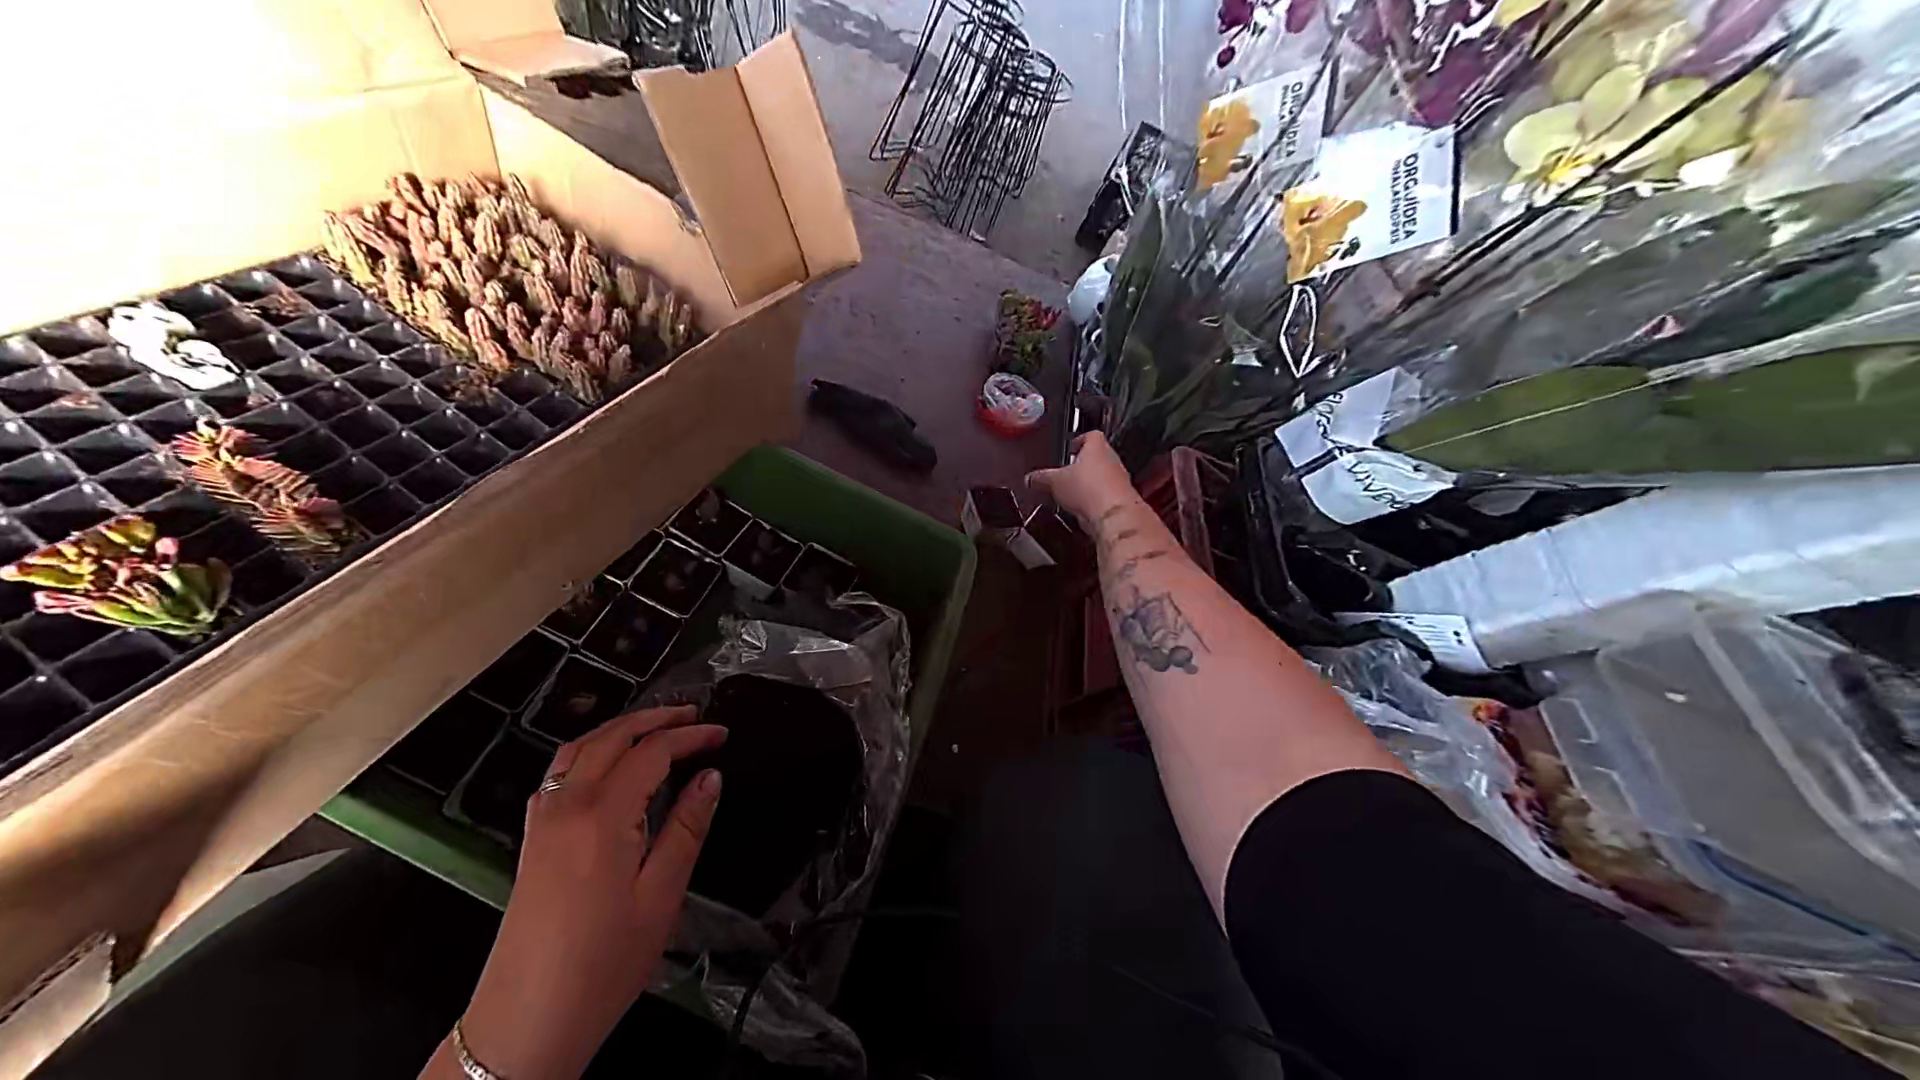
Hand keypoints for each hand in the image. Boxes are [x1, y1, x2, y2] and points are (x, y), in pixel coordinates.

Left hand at [454, 706, 724, 1079]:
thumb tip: (710, 776)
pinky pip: (559, 772)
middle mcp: (566, 807)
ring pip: (579, 748)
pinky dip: (590, 750)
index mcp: (602, 817)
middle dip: (656, 717)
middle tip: (695, 715)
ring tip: (658, 726)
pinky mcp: (532, 839)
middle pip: (611, 737)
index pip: (652, 752)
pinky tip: (609, 764)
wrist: (524, 1023)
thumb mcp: (661, 896)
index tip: (722, 733)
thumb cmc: (603, 963)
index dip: (691, 736)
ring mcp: (542, 821)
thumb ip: (687, 827)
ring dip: (621, 728)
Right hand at [1027, 431, 1136, 529]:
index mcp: (1097, 447)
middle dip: (1081, 466)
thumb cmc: (1090, 489)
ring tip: (1071, 495)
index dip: (1078, 441)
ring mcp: (1119, 481)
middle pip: (1096, 457)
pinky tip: (1081, 510)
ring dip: (1088, 485)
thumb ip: (1041, 478)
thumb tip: (1031, 479)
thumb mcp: (1054, 482)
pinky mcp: (1120, 501)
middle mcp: (1112, 460)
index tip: (1068, 448)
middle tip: (1065, 474)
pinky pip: (1104, 497)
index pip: (1090, 435)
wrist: (1112, 516)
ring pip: (1101, 478)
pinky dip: (1093, 502)